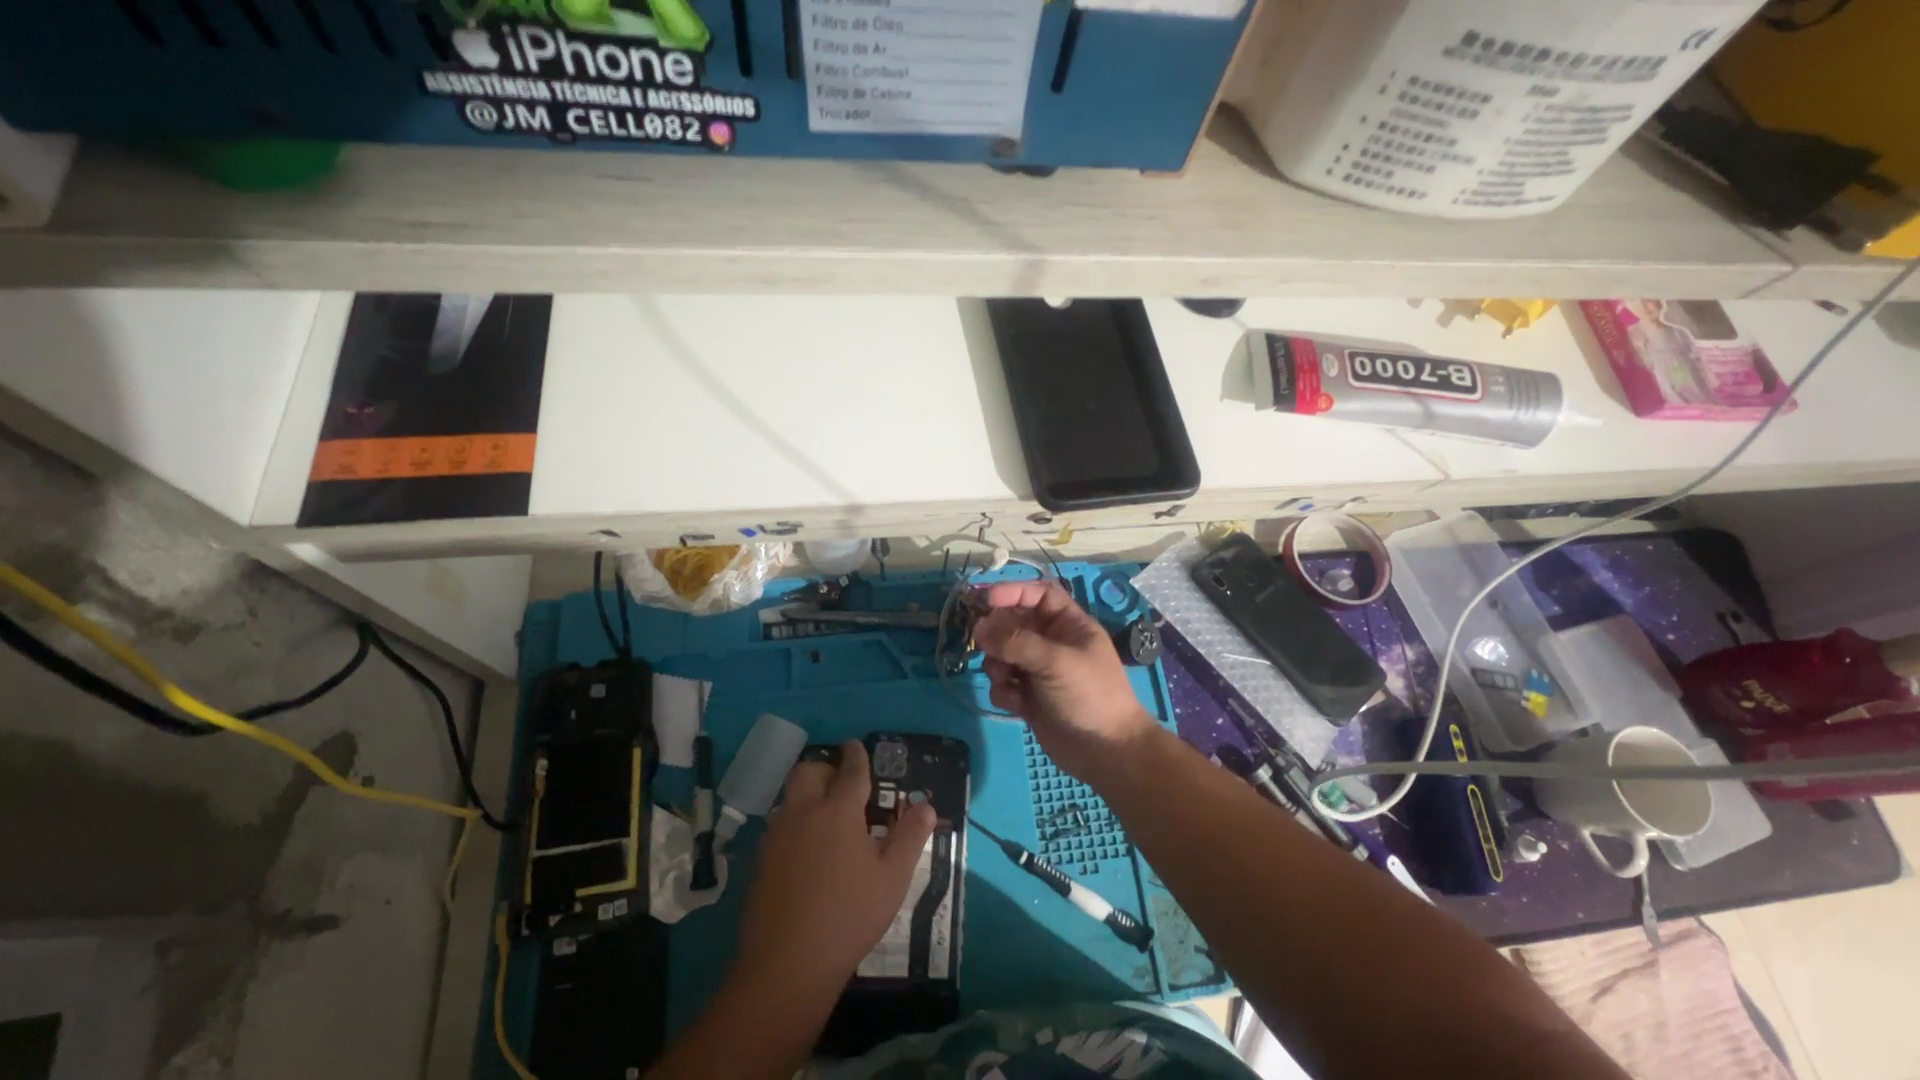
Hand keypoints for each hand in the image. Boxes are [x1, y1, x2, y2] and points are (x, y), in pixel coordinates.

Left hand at [734, 739, 937, 990]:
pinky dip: (796, 820)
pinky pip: (780, 824)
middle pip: (809, 772)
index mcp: (837, 811)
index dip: (857, 756)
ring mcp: (776, 836)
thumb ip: (909, 837)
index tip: (858, 745)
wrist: (788, 961)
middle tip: (844, 781)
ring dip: (808, 793)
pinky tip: (809, 848)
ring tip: (829, 815)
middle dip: (826, 768)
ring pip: (791, 797)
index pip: (850, 771)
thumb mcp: (892, 878)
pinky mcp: (760, 859)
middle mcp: (802, 813)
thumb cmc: (850, 915)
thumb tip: (925, 806)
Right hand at [974, 581, 1159, 784]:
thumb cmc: (1089, 694)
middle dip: (997, 633)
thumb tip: (979, 627)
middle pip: (1014, 623)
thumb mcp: (1056, 661)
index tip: (985, 599)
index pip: (1039, 595)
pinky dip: (1004, 691)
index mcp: (1069, 625)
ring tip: (1005, 678)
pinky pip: (1004, 683)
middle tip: (982, 643)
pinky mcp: (1029, 698)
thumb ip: (1015, 641)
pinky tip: (1016, 704)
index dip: (1013, 592)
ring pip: (1003, 654)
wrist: (1105, 751)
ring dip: (997, 664)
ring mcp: (1040, 671)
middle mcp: (1053, 643)